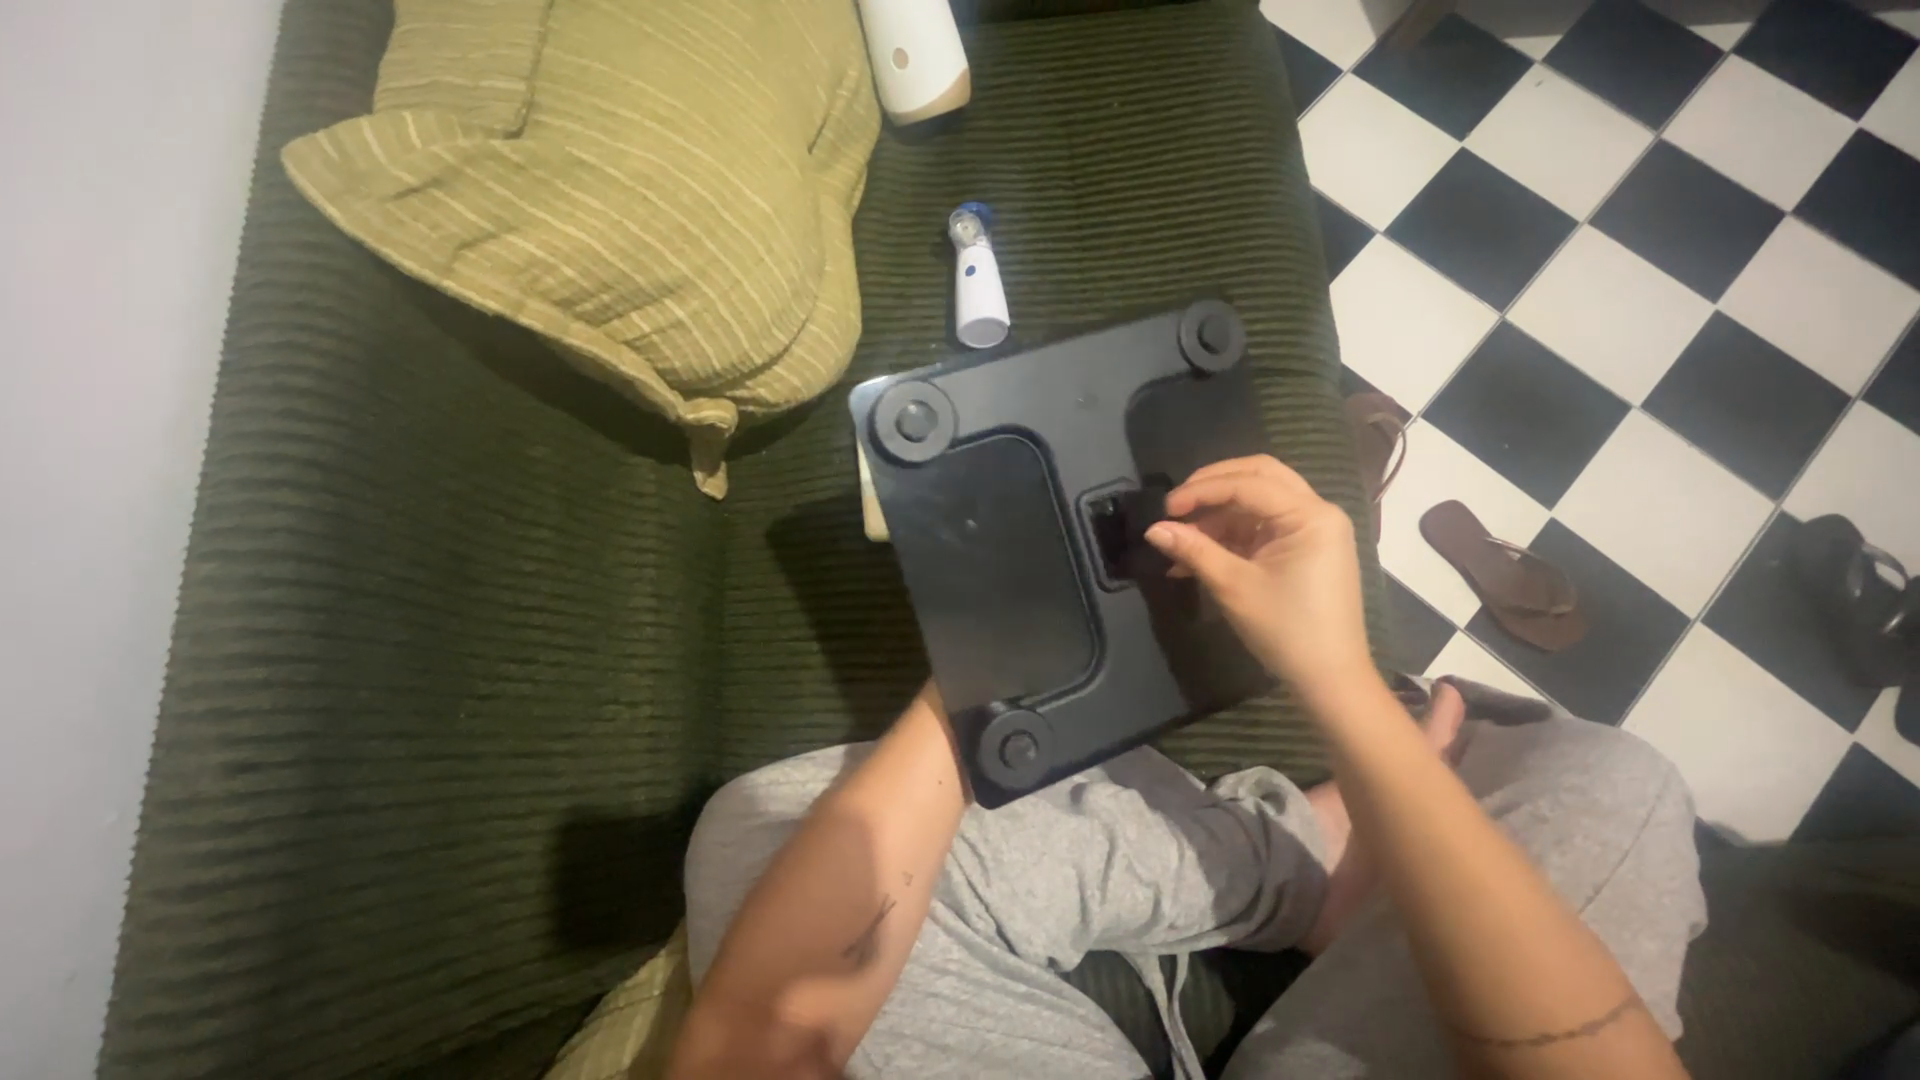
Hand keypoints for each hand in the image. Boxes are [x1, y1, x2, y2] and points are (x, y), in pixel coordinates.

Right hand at [1144, 455, 1374, 700]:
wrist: (1329, 678)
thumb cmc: (1287, 630)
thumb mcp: (1234, 587)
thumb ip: (1194, 551)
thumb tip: (1153, 529)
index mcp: (1310, 516)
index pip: (1249, 484)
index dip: (1202, 490)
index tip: (1166, 508)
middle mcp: (1317, 512)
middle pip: (1259, 477)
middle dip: (1213, 486)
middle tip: (1176, 503)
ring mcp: (1312, 531)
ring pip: (1258, 501)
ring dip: (1217, 515)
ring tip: (1180, 539)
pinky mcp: (1303, 550)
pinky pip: (1261, 528)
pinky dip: (1229, 536)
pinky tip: (1195, 557)